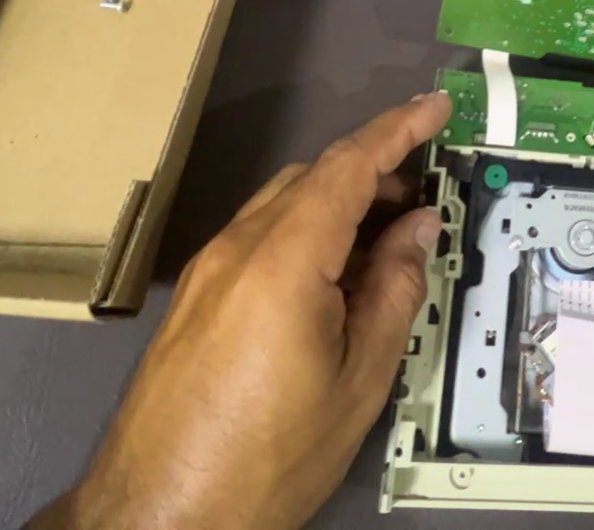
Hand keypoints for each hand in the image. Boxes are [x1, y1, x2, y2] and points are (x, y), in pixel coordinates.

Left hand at [36, 92, 452, 529]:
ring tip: (388, 236)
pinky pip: (264, 232)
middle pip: (316, 175)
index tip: (436, 105)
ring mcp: (210, 267)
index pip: (350, 166)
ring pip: (288, 200)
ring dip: (343, 199)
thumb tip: (417, 227)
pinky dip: (311, 228)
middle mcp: (239, 246)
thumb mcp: (360, 377)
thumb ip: (395, 287)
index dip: (399, 128)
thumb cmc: (271, 453)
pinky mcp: (198, 293)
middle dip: (376, 170)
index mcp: (284, 259)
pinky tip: (336, 272)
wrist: (157, 519)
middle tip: (425, 197)